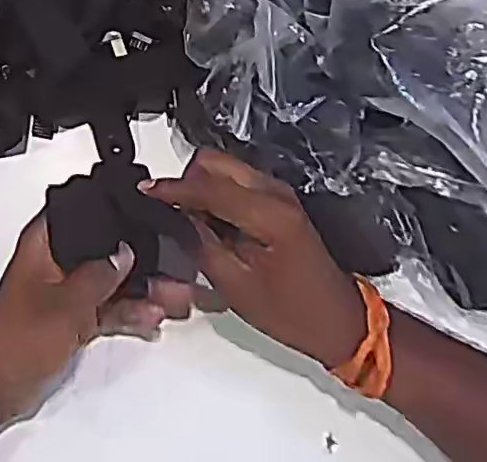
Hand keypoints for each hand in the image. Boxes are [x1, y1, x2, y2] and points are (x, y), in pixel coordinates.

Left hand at [0, 214, 196, 417]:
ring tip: (173, 296)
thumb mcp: (66, 303)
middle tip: (169, 267)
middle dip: (134, 260)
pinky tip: (151, 319)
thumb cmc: (15, 336)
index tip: (140, 214)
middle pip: (99, 251)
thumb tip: (124, 252)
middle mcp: (52, 263)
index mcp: (42, 244)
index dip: (106, 212)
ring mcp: (62, 292)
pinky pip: (104, 310)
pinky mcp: (69, 320)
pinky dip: (126, 314)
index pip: (77, 214)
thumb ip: (99, 276)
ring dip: (138, 291)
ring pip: (106, 283)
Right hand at [144, 149, 366, 369]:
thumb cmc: (296, 313)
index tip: (145, 190)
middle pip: (212, 162)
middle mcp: (275, 193)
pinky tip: (211, 220)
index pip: (208, 187)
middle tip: (173, 210)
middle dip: (186, 181)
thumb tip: (174, 218)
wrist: (341, 324)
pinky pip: (234, 178)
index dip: (171, 188)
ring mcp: (278, 192)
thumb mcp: (236, 286)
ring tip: (193, 219)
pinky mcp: (277, 197)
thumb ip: (199, 244)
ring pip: (222, 165)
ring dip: (200, 185)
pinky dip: (214, 190)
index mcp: (270, 215)